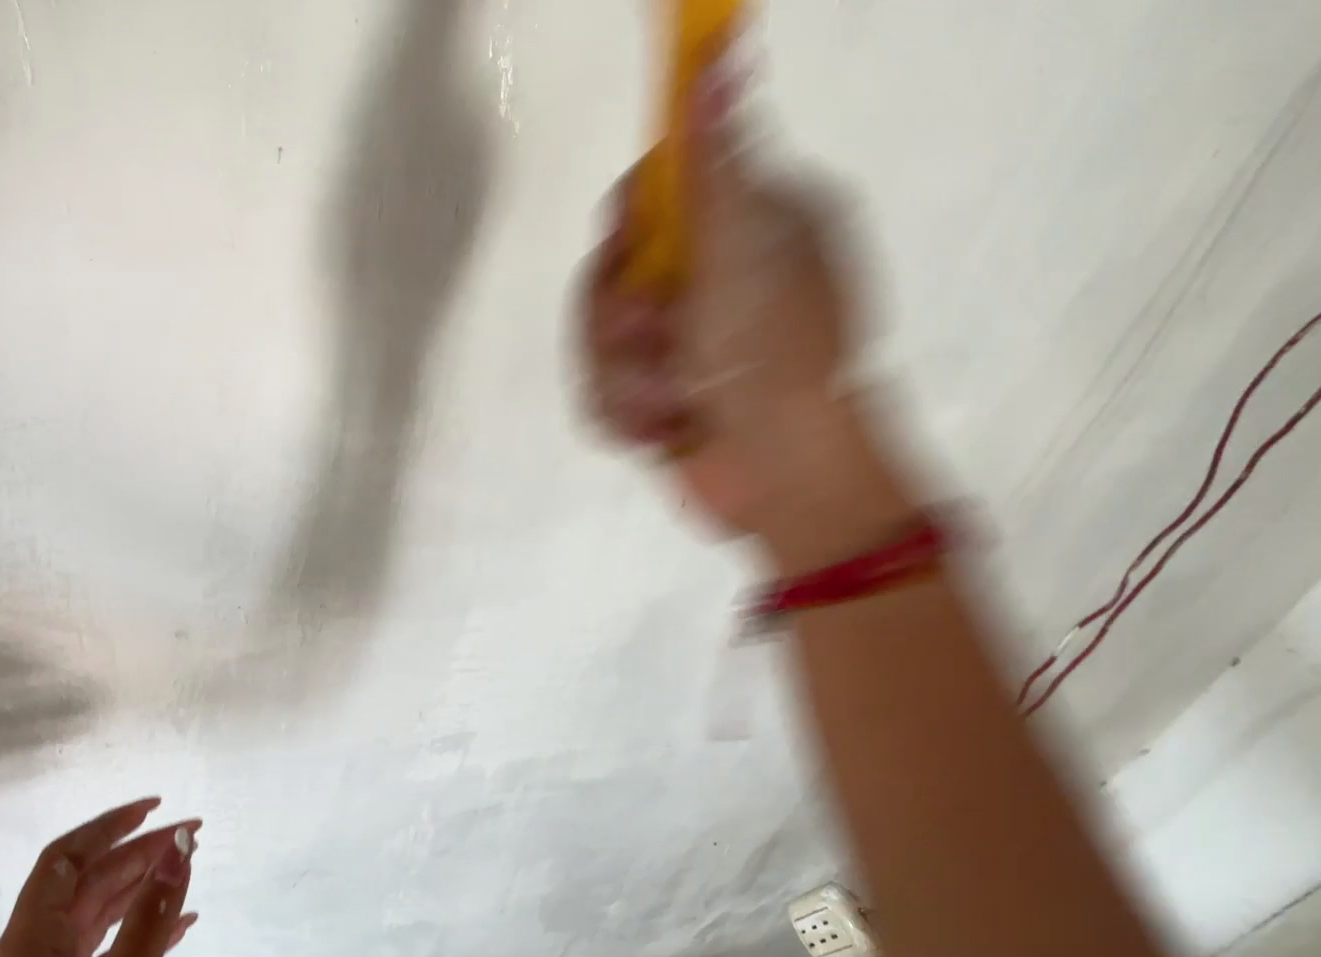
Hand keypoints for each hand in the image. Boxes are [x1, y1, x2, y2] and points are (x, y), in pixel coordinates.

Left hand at [0, 798, 198, 956]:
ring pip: (97, 915)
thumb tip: (179, 846)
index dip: (109, 825)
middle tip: (192, 838)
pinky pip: (105, 950)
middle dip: (137, 854)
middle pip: (85, 883)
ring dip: (142, 890)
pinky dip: (141, 930)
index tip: (157, 806)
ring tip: (190, 869)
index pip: (65, 859)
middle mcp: (31, 955)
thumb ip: (149, 920)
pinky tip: (180, 925)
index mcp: (27, 944)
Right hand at [579, 71, 915, 569]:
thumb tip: (721, 50)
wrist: (785, 479)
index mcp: (746, 228)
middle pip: (611, 270)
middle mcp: (709, 279)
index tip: (634, 250)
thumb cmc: (774, 359)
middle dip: (622, 320)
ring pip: (598, 338)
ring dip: (624, 376)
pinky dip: (623, 413)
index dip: (630, 221)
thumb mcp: (740, 253)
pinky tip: (660, 432)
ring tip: (671, 405)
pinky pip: (600, 387)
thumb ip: (714, 163)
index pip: (656, 189)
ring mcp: (678, 342)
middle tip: (659, 340)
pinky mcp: (654, 394)